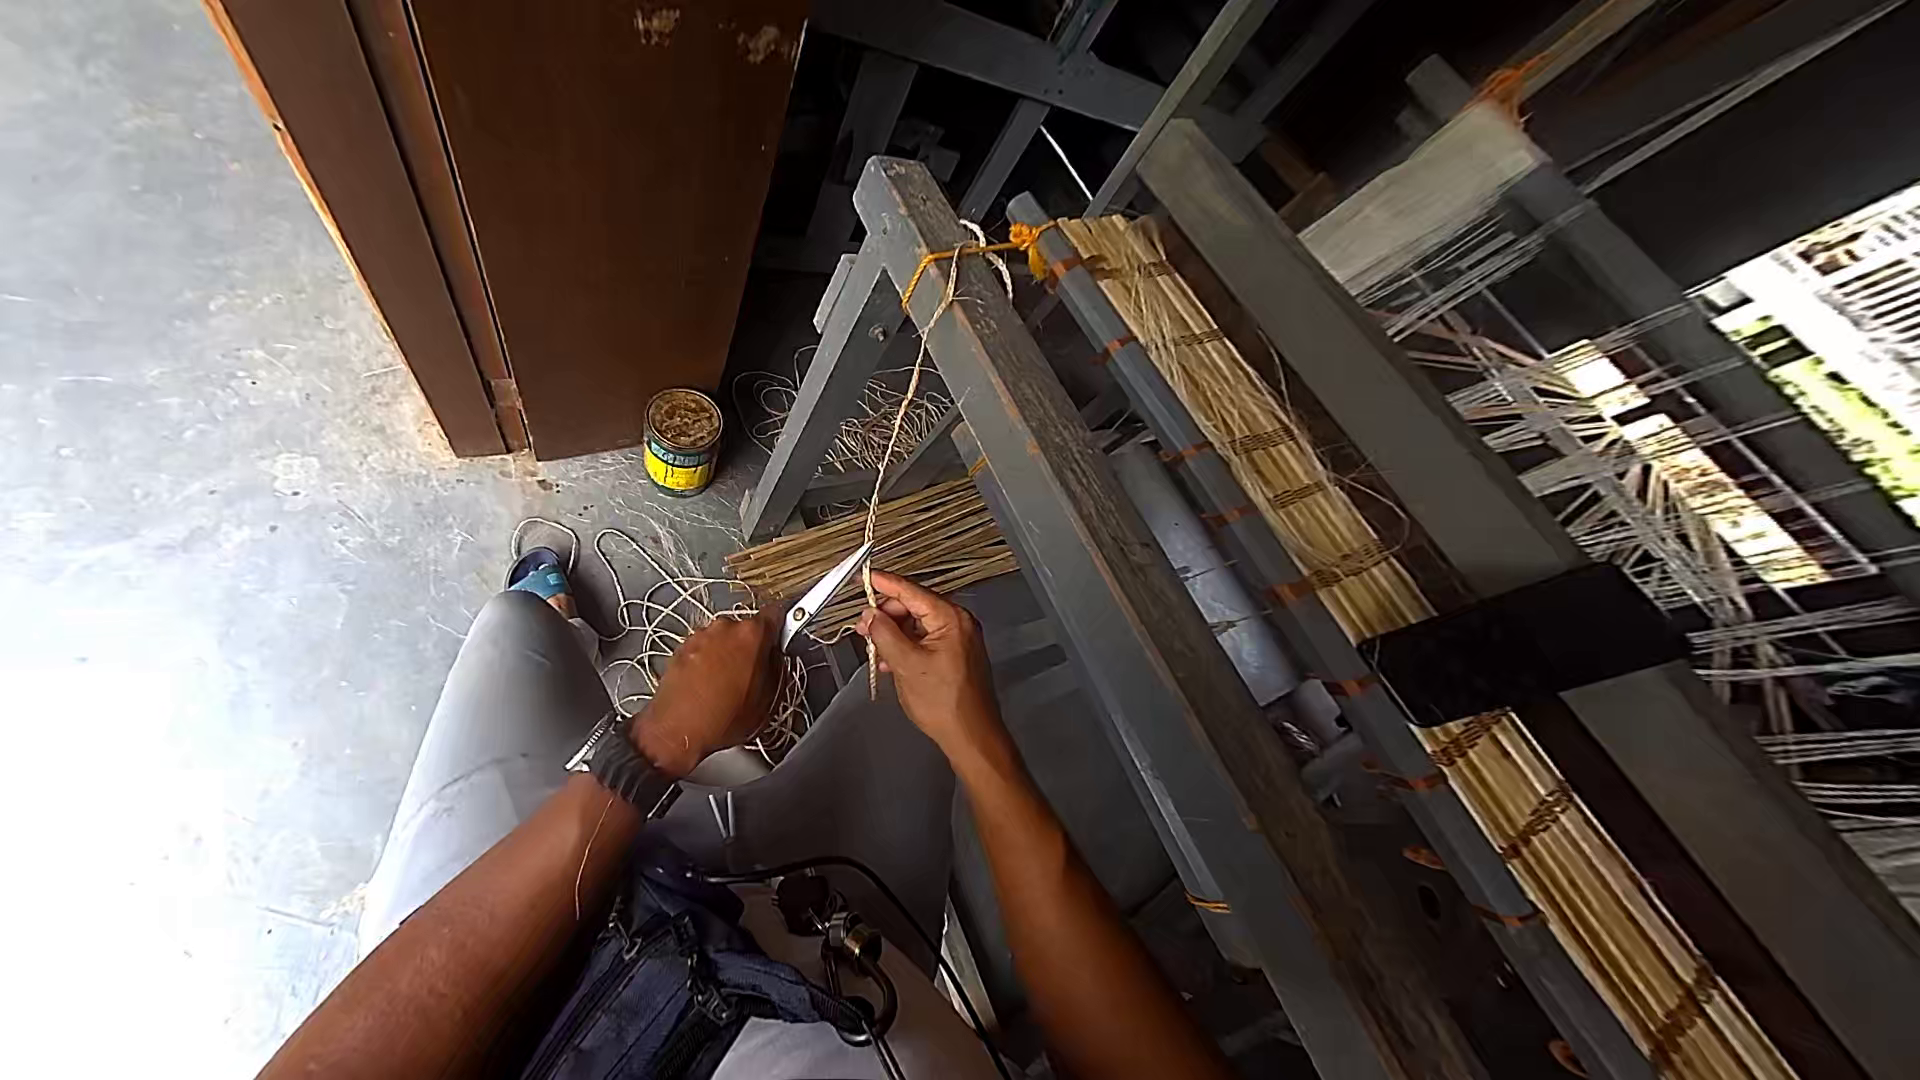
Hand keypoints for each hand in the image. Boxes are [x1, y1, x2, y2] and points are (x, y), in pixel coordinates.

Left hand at [634, 610, 780, 776]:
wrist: (675, 732)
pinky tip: (708, 687)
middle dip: (752, 647)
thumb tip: (777, 659)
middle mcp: (724, 628)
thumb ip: (777, 667)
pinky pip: (703, 649)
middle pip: (748, 629)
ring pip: (724, 639)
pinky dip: (707, 662)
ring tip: (727, 685)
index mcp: (752, 634)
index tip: (782, 636)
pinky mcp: (681, 648)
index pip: (776, 615)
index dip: (782, 627)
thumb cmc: (719, 719)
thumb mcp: (769, 698)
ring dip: (728, 654)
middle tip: (754, 673)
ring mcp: (700, 636)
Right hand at [856, 571, 1005, 760]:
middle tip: (864, 626)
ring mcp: (959, 639)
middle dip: (886, 615)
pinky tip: (890, 659)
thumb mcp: (906, 664)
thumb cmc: (947, 703)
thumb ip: (885, 634)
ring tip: (874, 647)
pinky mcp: (955, 654)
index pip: (912, 591)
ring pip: (917, 625)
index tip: (868, 577)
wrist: (970, 734)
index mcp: (951, 619)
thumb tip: (871, 615)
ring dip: (894, 634)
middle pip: (914, 606)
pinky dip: (906, 646)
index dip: (885, 584)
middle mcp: (958, 623)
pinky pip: (925, 640)